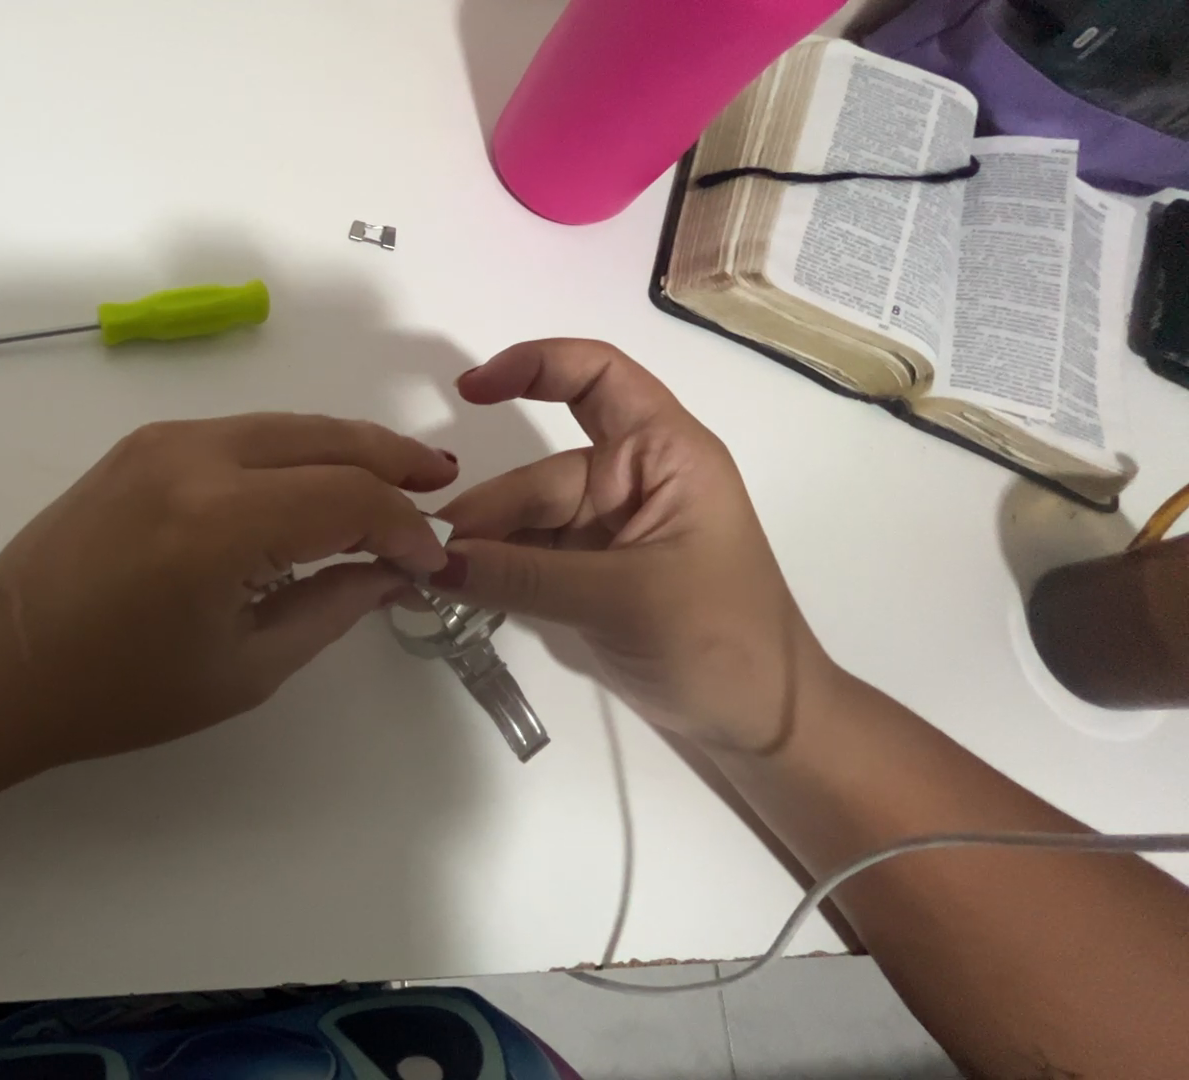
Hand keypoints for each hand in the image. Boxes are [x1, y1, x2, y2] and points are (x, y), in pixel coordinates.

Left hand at [0, 413, 457, 771]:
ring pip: (284, 425)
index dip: (403, 525)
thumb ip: (330, 608)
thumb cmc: (120, 692)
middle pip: (324, 438)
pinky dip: (291, 451)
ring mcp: (161, 440)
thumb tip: (390, 572)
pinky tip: (312, 479)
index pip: (348, 498)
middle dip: (390, 460)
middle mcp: (194, 458)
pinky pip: (240, 433)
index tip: (430, 558)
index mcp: (221, 523)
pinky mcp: (140, 443)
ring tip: (394, 476)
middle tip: (439, 483)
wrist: (2, 666)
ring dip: (343, 448)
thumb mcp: (245, 668)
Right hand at [430, 340, 829, 751]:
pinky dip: (491, 572)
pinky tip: (458, 591)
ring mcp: (602, 530)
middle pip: (537, 476)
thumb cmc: (721, 641)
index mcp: (663, 456)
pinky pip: (523, 557)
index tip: (468, 389)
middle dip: (487, 514)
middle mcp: (629, 481)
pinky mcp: (584, 573)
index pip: (598, 378)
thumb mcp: (619, 599)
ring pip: (522, 521)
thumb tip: (433, 560)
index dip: (534, 366)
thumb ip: (520, 576)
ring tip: (437, 581)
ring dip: (481, 548)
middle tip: (435, 560)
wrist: (758, 722)